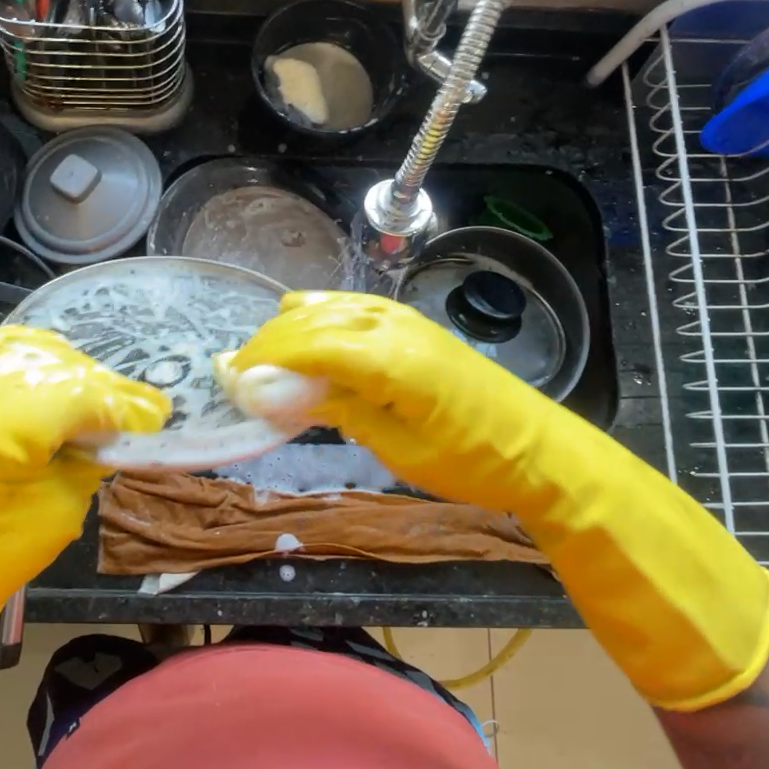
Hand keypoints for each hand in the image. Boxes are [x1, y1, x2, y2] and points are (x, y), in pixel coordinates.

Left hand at [0, 326, 170, 614]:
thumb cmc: (2, 550)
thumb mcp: (65, 505)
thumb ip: (93, 454)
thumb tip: (126, 420)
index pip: (79, 397)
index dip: (123, 406)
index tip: (157, 418)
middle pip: (61, 370)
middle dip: (107, 389)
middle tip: (144, 409)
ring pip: (36, 354)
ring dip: (78, 372)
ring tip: (105, 398)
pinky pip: (3, 350)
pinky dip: (38, 354)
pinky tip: (62, 370)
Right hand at [228, 290, 568, 514]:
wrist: (539, 450)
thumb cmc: (469, 462)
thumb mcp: (396, 448)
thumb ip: (333, 408)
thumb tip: (264, 393)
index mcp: (390, 357)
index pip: (306, 343)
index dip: (261, 360)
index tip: (229, 384)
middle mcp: (392, 324)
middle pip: (309, 320)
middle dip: (266, 346)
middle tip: (235, 382)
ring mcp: (403, 318)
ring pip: (326, 307)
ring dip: (288, 332)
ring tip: (263, 369)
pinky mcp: (411, 324)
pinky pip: (349, 308)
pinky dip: (317, 323)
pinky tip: (304, 346)